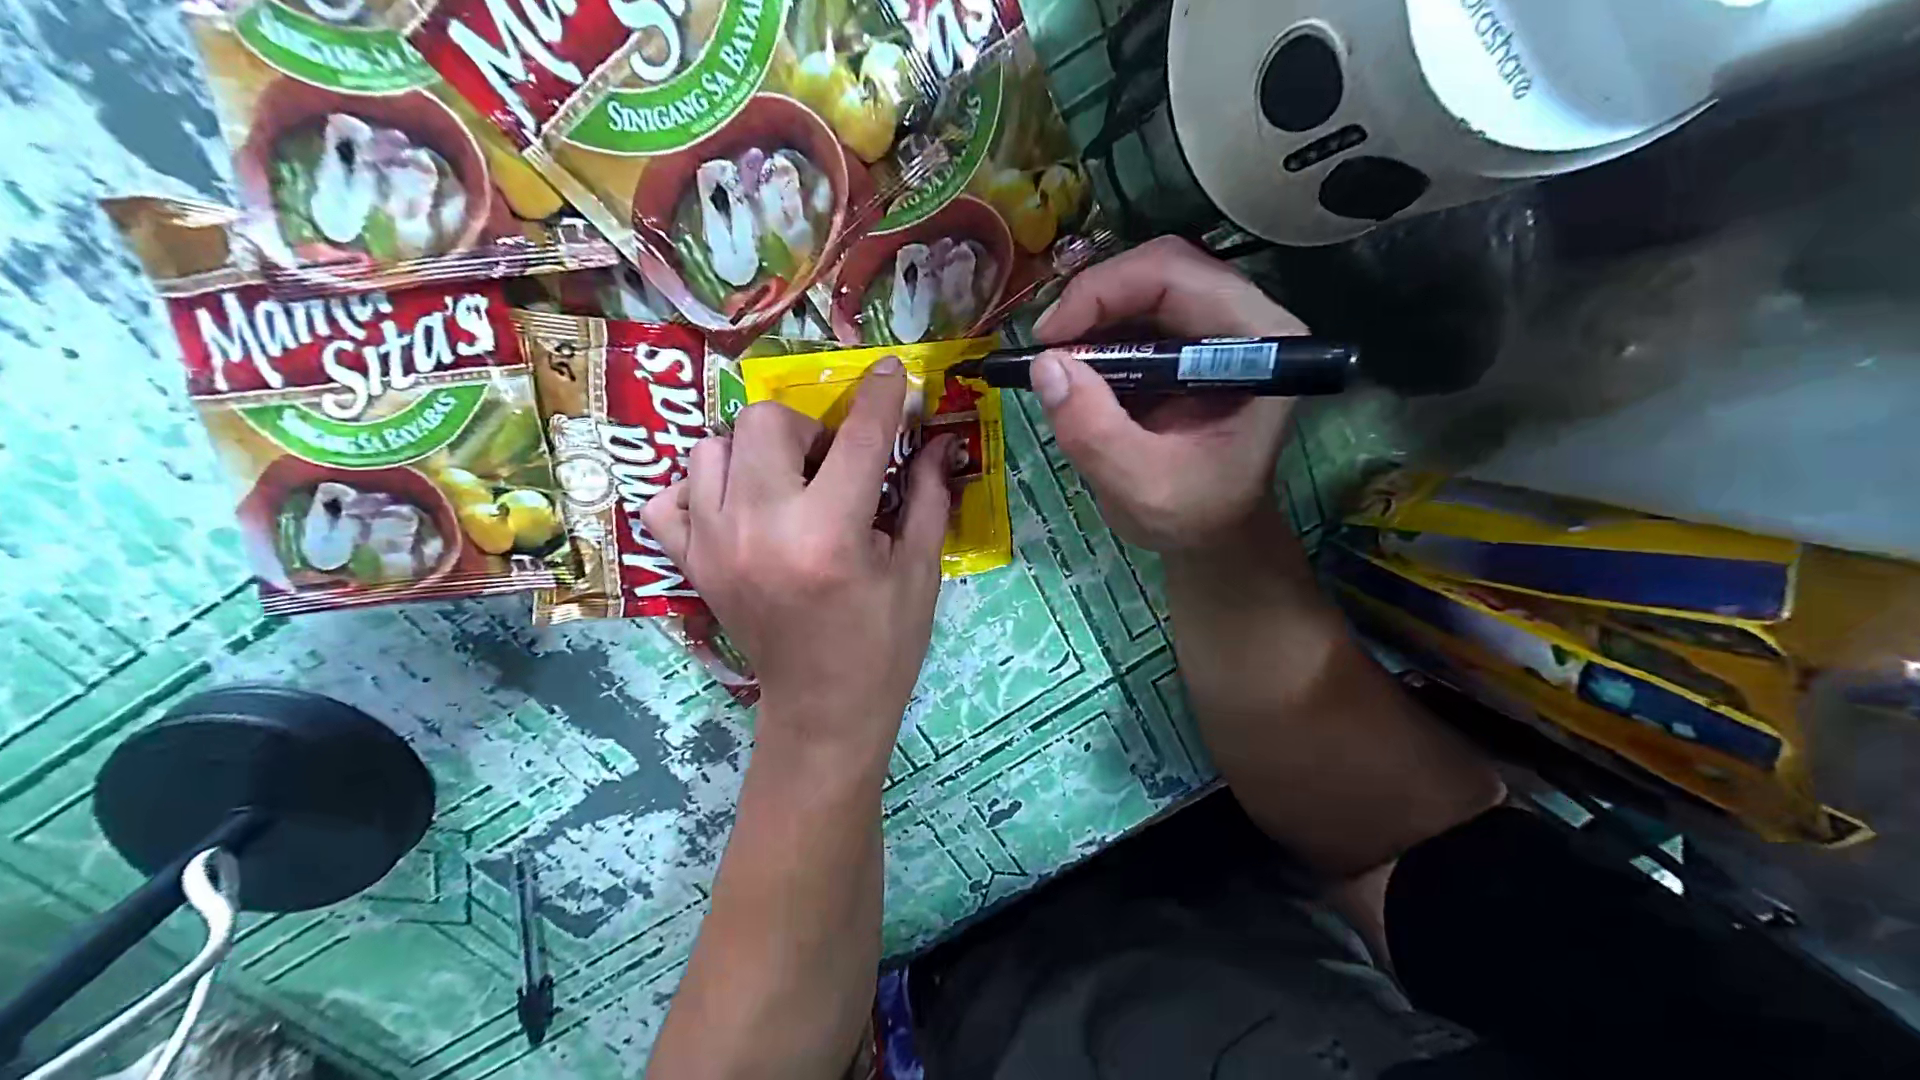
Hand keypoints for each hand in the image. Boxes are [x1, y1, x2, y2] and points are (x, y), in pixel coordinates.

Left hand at [642, 357, 956, 764]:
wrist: (824, 711)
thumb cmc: (885, 644)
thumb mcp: (920, 571)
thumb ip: (926, 496)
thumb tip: (938, 442)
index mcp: (830, 533)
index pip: (859, 438)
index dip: (881, 397)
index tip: (893, 375)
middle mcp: (761, 527)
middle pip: (763, 421)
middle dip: (808, 427)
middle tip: (832, 462)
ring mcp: (715, 544)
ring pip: (712, 447)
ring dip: (756, 452)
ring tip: (787, 483)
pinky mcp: (693, 564)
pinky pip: (670, 497)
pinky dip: (702, 490)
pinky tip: (738, 508)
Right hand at [1030, 235, 1308, 554]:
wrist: (1213, 531)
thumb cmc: (1194, 514)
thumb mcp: (1141, 487)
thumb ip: (1095, 432)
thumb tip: (1044, 365)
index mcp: (1259, 343)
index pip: (1179, 276)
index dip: (1106, 292)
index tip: (1050, 340)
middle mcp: (1244, 320)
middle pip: (1160, 269)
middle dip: (1093, 300)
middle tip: (1045, 348)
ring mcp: (1216, 327)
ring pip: (1144, 284)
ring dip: (1090, 315)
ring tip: (1054, 362)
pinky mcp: (1188, 341)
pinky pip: (1136, 312)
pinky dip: (1095, 332)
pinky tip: (1074, 368)